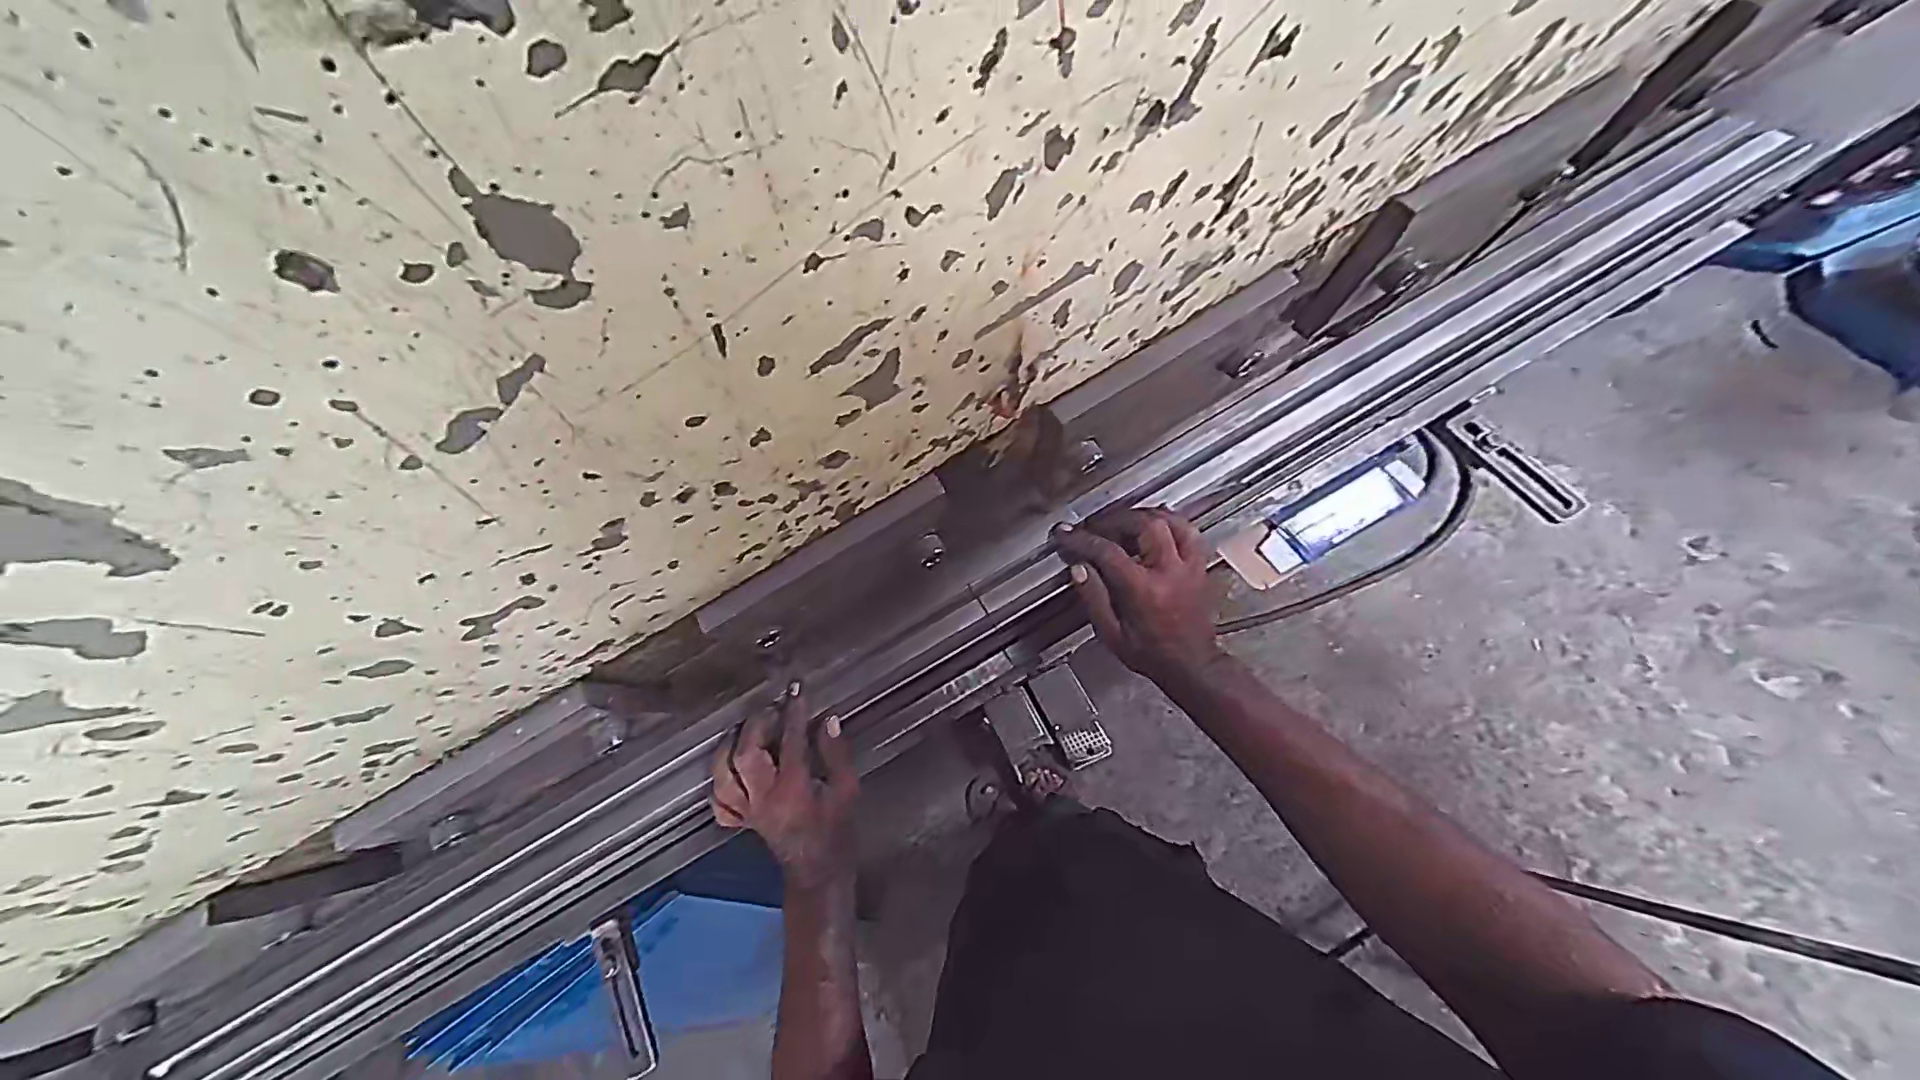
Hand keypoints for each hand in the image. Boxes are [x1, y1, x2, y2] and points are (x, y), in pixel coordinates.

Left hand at [710, 682, 859, 889]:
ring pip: (723, 775)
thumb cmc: (838, 831)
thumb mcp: (847, 790)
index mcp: (794, 790)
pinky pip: (720, 800)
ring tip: (744, 729)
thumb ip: (836, 754)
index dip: (794, 711)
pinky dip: (719, 781)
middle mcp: (764, 799)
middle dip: (756, 724)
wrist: (819, 872)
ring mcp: (748, 811)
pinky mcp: (741, 821)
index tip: (796, 690)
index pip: (790, 741)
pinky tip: (729, 767)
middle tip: (772, 708)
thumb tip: (827, 720)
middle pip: (746, 754)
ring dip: (730, 746)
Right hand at [1054, 508, 1224, 683]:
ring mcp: (1189, 568)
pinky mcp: (1199, 568)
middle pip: (1143, 525)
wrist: (1191, 665)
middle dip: (1114, 519)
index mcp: (1144, 591)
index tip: (1067, 535)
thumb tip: (1079, 569)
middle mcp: (1170, 573)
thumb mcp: (1111, 634)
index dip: (1083, 540)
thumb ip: (1094, 598)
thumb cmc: (1153, 654)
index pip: (1108, 552)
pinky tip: (1155, 524)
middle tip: (1096, 525)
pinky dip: (1170, 522)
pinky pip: (1189, 532)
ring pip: (1170, 521)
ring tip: (1124, 520)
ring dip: (1143, 515)